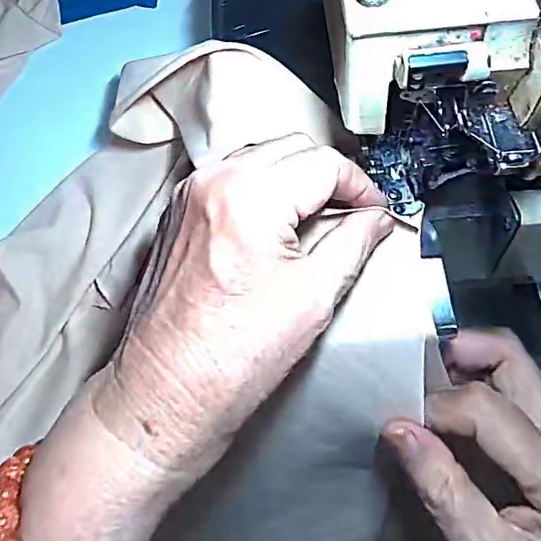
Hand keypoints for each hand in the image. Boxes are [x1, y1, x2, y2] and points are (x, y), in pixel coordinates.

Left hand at [17, 133, 396, 540]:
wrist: (164, 392)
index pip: (323, 162)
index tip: (375, 210)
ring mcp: (192, 191)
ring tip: (321, 218)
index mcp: (248, 194)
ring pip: (263, 156)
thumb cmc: (229, 357)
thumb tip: (375, 219)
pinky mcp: (180, 208)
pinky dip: (264, 186)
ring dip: (297, 176)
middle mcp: (214, 179)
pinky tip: (279, 222)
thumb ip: (353, 243)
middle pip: (292, 148)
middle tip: (355, 212)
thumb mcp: (313, 297)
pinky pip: (234, 175)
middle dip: (330, 176)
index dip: (360, 185)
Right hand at [384, 329, 540, 540]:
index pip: (487, 408)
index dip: (436, 407)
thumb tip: (397, 428)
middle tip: (417, 370)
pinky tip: (449, 406)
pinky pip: (515, 391)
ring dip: (468, 362)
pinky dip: (476, 383)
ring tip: (429, 385)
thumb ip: (445, 492)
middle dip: (460, 351)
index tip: (401, 425)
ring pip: (515, 366)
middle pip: (514, 359)